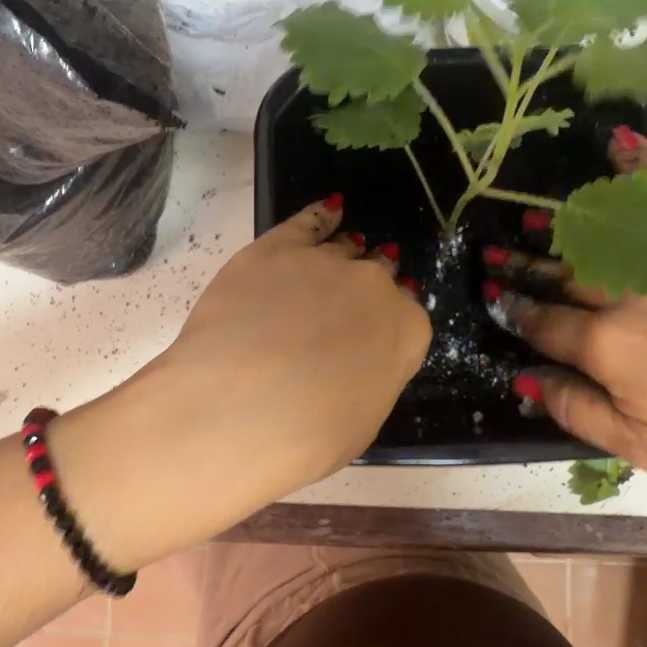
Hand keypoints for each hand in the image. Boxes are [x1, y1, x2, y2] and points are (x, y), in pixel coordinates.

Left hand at [59, 197, 428, 565]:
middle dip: (366, 290)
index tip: (371, 336)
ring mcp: (323, 262)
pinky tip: (329, 210)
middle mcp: (373, 286)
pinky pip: (308, 222)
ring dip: (343, 257)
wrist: (240, 407)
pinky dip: (321, 215)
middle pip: (377, 276)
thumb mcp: (361, 423)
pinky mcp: (274, 249)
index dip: (386, 326)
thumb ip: (369, 380)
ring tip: (340, 257)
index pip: (407, 316)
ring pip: (342, 250)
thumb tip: (355, 366)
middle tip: (344, 309)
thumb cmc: (307, 436)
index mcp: (406, 332)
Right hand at [494, 128, 646, 511]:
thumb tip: (527, 380)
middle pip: (564, 275)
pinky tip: (620, 144)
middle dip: (525, 268)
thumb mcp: (645, 450)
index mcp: (607, 345)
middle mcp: (632, 291)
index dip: (515, 314)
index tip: (494, 299)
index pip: (543, 323)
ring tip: (534, 218)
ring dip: (562, 224)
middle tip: (497, 258)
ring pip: (607, 231)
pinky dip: (645, 165)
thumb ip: (577, 410)